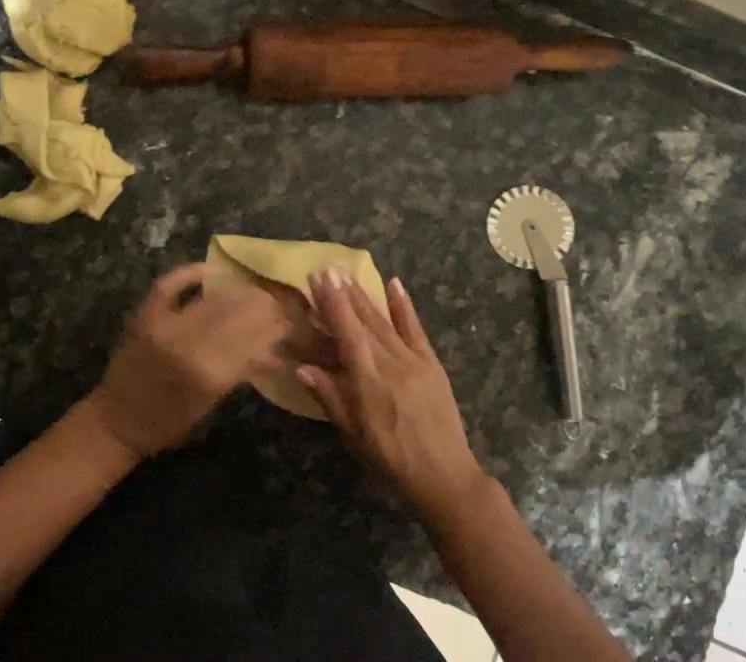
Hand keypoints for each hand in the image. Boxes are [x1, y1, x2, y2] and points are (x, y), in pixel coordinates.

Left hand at [83, 263, 290, 459]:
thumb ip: (240, 371)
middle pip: (237, 314)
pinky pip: (171, 284)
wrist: (119, 420)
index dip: (277, 326)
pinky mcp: (145, 314)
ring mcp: (165, 324)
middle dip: (264, 306)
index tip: (294, 320)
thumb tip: (273, 350)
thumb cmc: (170, 422)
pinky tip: (213, 271)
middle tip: (281, 303)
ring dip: (239, 294)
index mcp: (210, 373)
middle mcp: (189, 344)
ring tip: (257, 292)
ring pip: (212, 300)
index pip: (254, 340)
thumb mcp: (212, 401)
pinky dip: (191, 273)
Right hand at [297, 270, 490, 521]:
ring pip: (385, 322)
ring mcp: (414, 361)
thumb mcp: (354, 435)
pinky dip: (405, 306)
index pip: (346, 333)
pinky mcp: (432, 365)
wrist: (444, 476)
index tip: (318, 279)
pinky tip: (395, 284)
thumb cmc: (390, 460)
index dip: (331, 304)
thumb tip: (301, 366)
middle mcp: (391, 364)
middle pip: (364, 322)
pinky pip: (416, 330)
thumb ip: (330, 397)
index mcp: (368, 382)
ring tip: (348, 275)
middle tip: (327, 268)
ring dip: (365, 296)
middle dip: (344, 293)